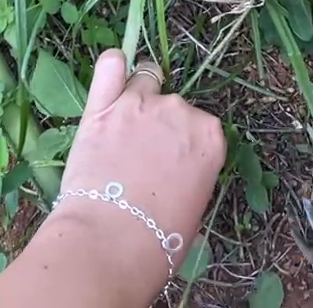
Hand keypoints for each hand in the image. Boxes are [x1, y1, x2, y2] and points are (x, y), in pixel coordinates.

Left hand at [52, 50, 225, 271]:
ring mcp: (140, 102)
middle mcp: (180, 109)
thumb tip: (178, 176)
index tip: (174, 167)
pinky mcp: (103, 105)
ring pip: (145, 81)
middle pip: (175, 105)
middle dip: (162, 127)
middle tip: (143, 161)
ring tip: (124, 130)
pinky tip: (113, 74)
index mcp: (209, 135)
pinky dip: (112, 67)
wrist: (107, 246)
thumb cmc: (156, 243)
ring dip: (139, 98)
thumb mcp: (193, 211)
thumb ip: (192, 175)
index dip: (186, 147)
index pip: (202, 128)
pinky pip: (110, 66)